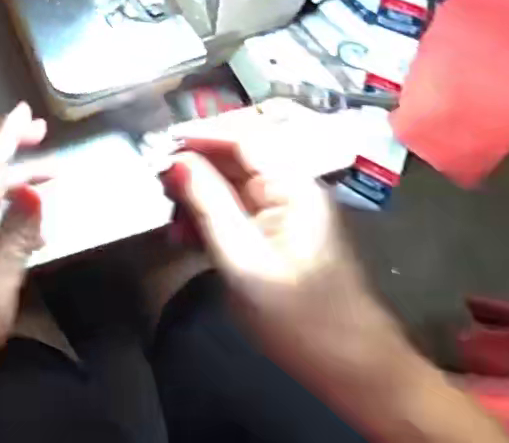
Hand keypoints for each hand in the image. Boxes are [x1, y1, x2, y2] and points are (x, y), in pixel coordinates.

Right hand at [160, 104, 373, 355]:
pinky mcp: (277, 229)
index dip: (197, 135)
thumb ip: (208, 203)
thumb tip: (176, 160)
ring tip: (167, 207)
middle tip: (154, 175)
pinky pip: (236, 204)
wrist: (353, 373)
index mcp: (292, 184)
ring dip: (196, 189)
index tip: (157, 142)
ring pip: (230, 179)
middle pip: (233, 155)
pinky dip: (209, 211)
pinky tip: (186, 230)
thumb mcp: (243, 259)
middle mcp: (290, 186)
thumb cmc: (299, 316)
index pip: (239, 137)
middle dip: (192, 163)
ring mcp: (285, 207)